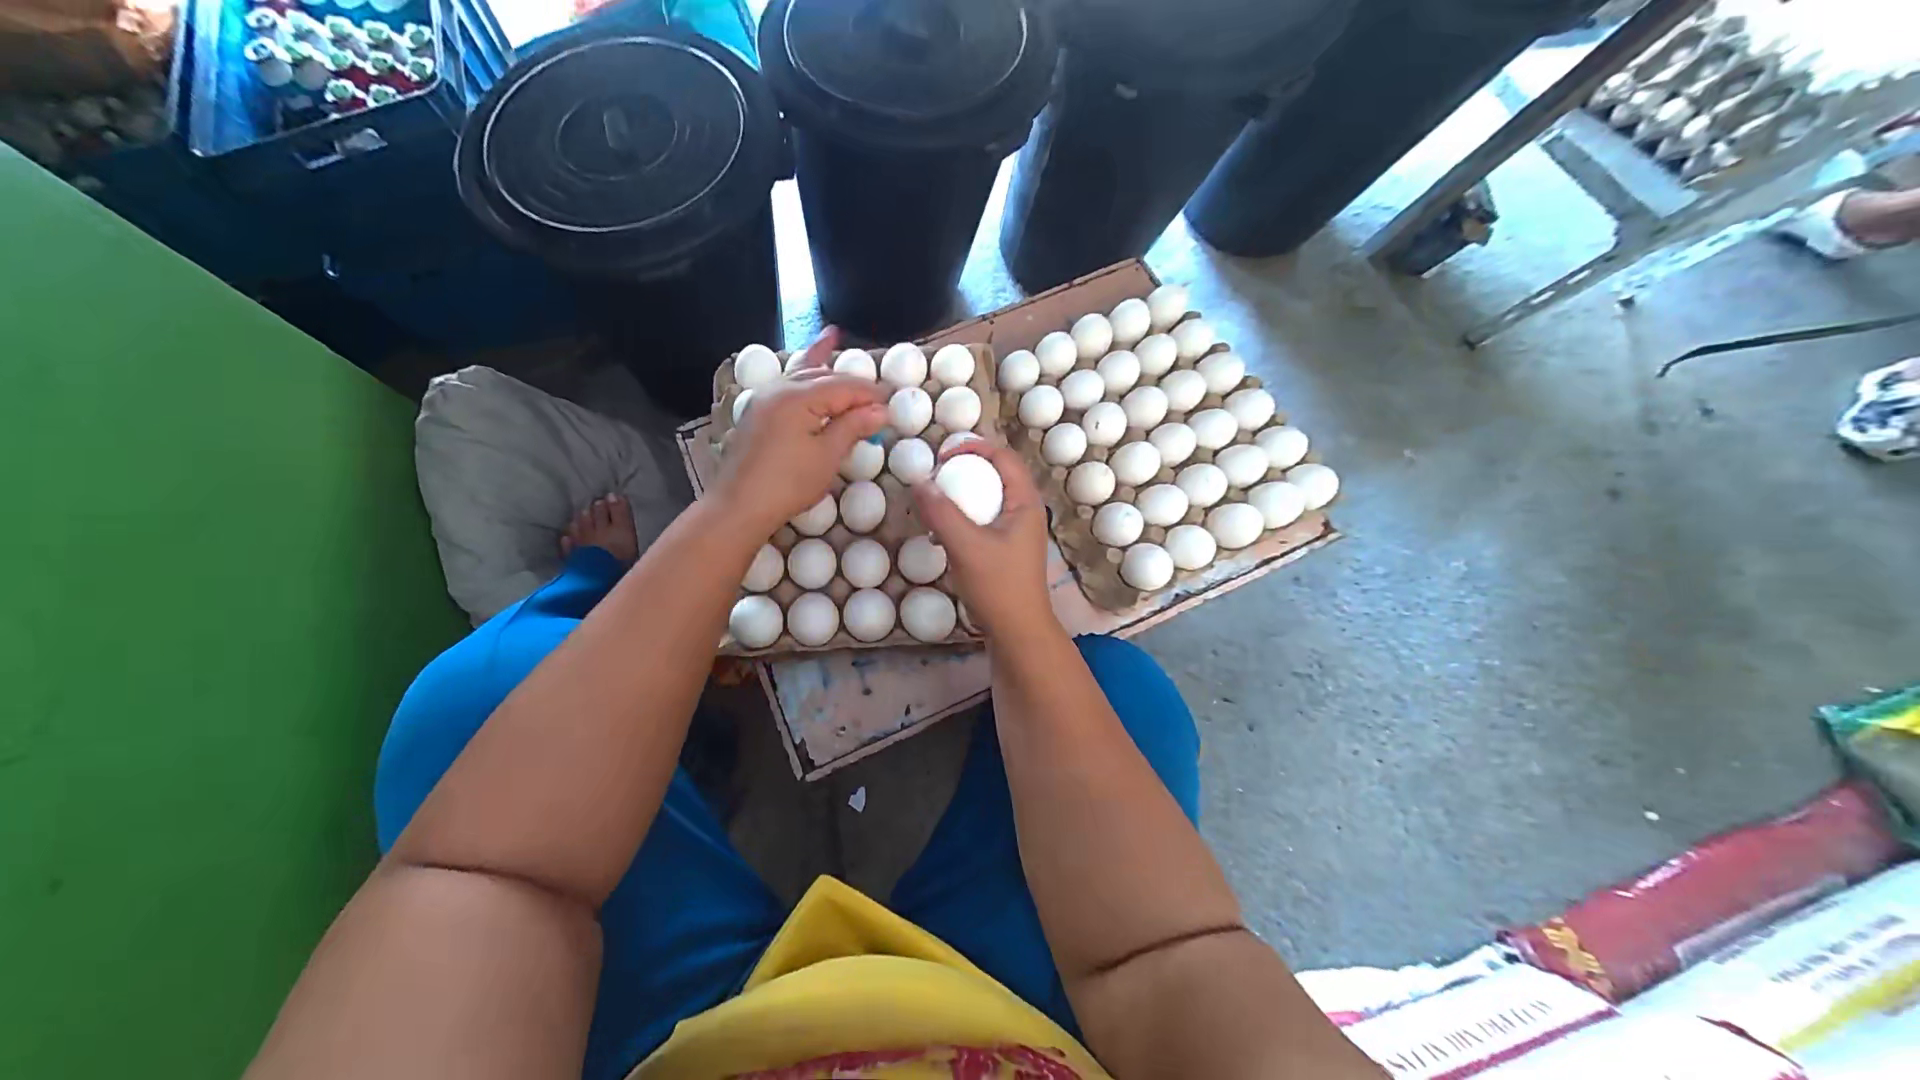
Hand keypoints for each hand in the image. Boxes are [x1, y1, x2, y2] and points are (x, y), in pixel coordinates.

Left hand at [712, 329, 888, 538]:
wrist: (739, 506)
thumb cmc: (788, 484)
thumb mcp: (828, 456)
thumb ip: (853, 427)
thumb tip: (880, 410)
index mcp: (798, 396)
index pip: (844, 385)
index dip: (870, 393)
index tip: (891, 403)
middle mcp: (779, 389)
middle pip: (822, 375)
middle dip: (850, 383)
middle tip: (875, 394)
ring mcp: (764, 400)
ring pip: (801, 376)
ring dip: (824, 369)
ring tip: (835, 344)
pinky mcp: (758, 414)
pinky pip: (787, 388)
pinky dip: (803, 380)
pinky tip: (806, 371)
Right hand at [912, 440, 1055, 639]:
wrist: (1018, 633)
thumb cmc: (998, 587)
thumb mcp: (965, 546)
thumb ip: (941, 512)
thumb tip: (918, 482)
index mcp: (1026, 503)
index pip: (1004, 457)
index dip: (974, 447)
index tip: (941, 456)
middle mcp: (1025, 512)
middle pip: (995, 475)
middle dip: (963, 471)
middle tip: (933, 476)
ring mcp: (1016, 532)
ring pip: (986, 500)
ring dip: (960, 496)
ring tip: (933, 505)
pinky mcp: (1005, 550)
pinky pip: (982, 521)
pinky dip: (961, 519)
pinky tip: (940, 535)